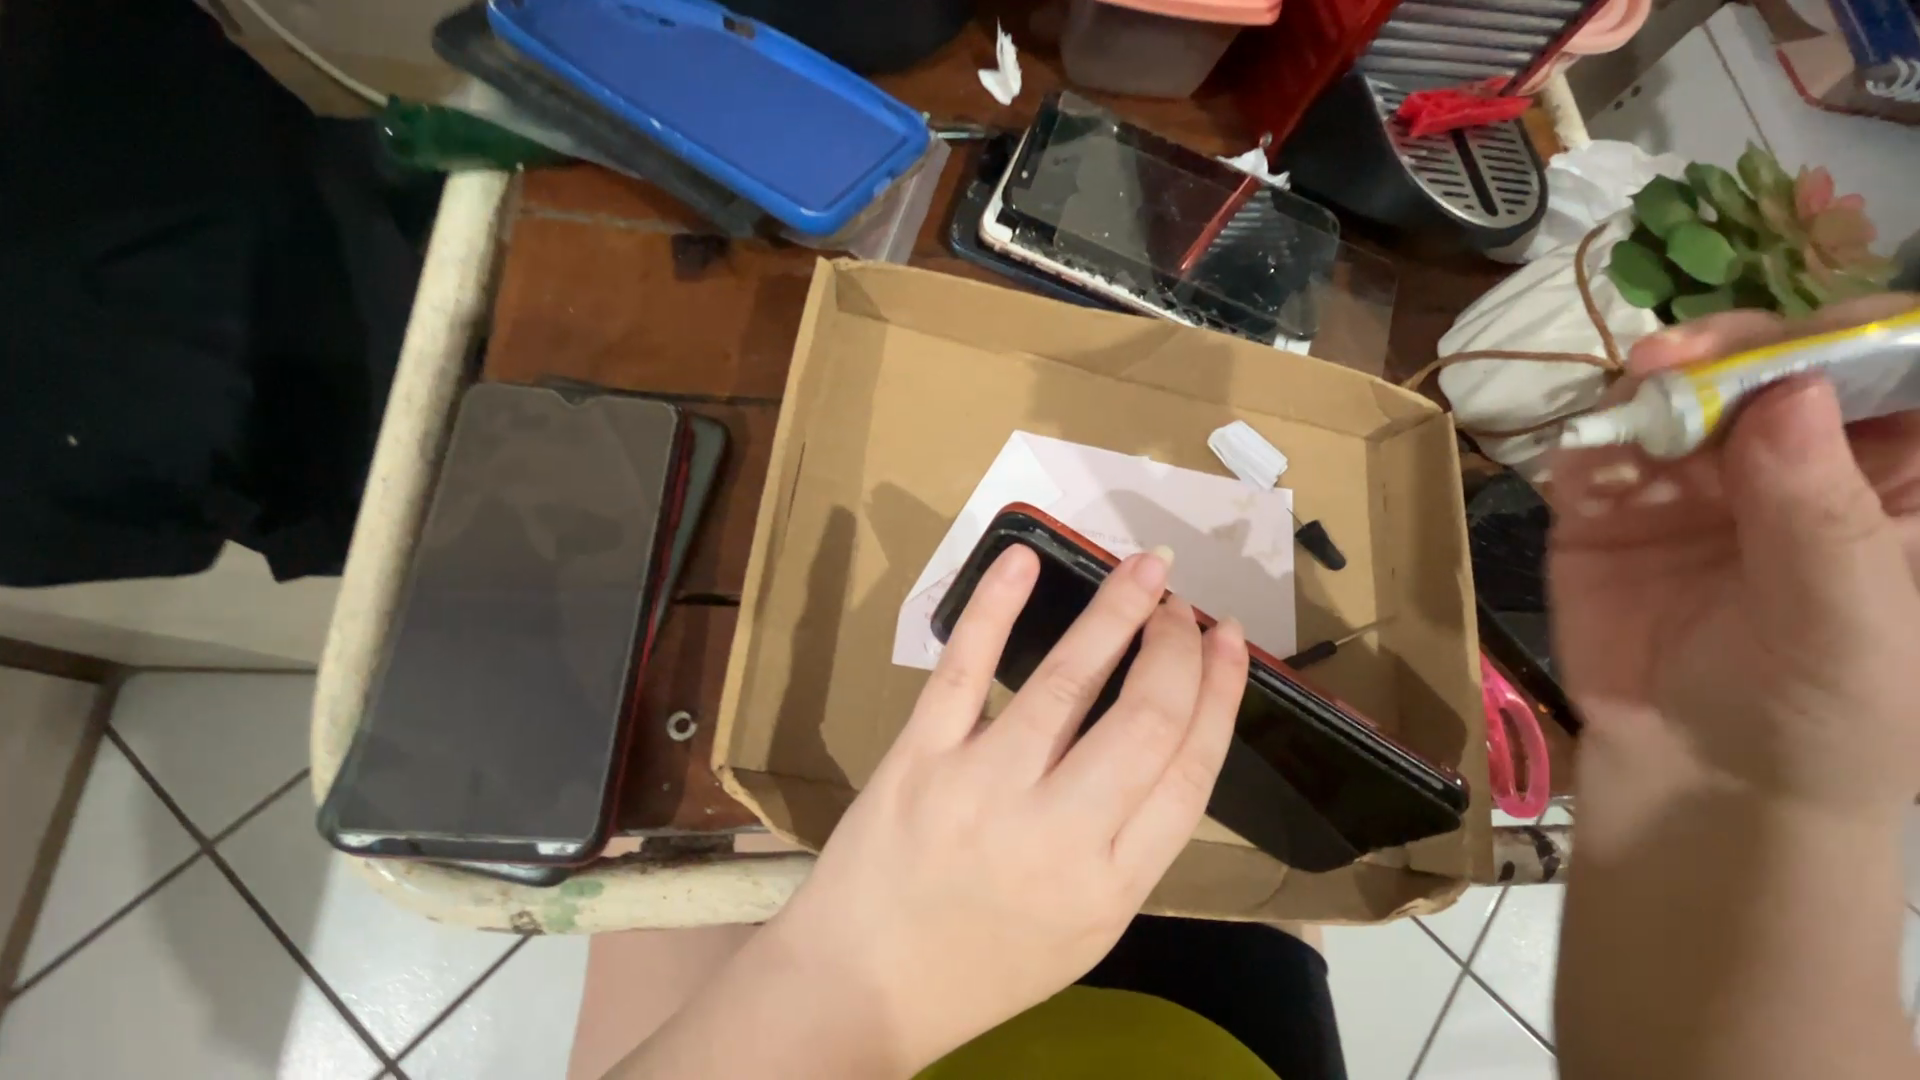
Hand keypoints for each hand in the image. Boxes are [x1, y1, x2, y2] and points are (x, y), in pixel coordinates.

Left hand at [754, 545, 1248, 1074]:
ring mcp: (983, 788)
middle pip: (1145, 720)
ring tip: (1146, 568)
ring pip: (1067, 682)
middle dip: (1176, 648)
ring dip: (1116, 612)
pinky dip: (995, 608)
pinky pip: (965, 670)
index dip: (1219, 696)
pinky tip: (1024, 560)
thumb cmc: (985, 962)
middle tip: (1183, 606)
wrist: (865, 984)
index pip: (1190, 772)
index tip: (1230, 645)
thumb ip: (1132, 844)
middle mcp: (1058, 834)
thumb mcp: (1087, 926)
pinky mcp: (919, 757)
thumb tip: (1169, 742)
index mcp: (1112, 885)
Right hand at [1548, 293, 1919, 818]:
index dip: (1857, 341)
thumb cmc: (1823, 716)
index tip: (1803, 344)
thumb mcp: (1850, 625)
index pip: (1897, 378)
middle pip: (1771, 376)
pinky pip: (1592, 462)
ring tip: (1630, 393)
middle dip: (1733, 353)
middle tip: (1675, 358)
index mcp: (1895, 488)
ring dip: (1650, 390)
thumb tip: (1784, 391)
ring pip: (1673, 406)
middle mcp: (1789, 473)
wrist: (1696, 781)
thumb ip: (1819, 515)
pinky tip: (1585, 450)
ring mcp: (1689, 493)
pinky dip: (1586, 443)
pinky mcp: (1603, 517)